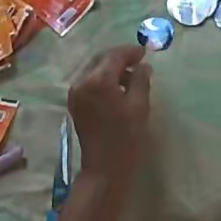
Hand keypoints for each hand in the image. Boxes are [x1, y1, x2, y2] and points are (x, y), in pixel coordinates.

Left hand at [66, 45, 151, 182]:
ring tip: (131, 76)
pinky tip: (116, 87)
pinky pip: (89, 80)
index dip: (130, 51)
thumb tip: (143, 65)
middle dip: (119, 57)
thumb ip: (141, 80)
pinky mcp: (75, 102)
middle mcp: (82, 82)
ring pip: (94, 69)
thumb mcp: (140, 106)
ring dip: (111, 67)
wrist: (104, 168)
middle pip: (101, 59)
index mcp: (98, 81)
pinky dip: (102, 78)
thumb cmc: (126, 138)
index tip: (144, 52)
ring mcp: (75, 92)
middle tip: (138, 61)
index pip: (114, 55)